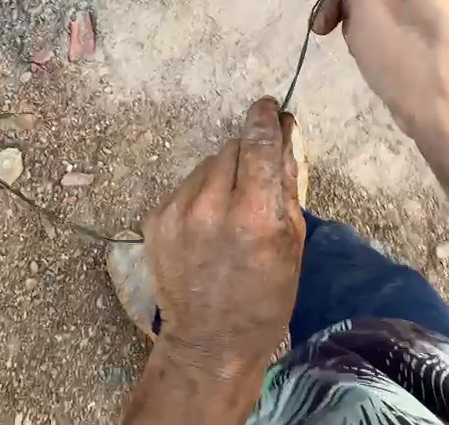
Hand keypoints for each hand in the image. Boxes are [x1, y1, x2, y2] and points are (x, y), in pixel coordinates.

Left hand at [142, 97, 304, 386]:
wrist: (209, 343)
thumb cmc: (265, 297)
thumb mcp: (292, 242)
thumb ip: (287, 181)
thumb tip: (285, 130)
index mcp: (253, 214)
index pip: (258, 142)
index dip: (264, 118)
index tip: (268, 105)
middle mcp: (211, 205)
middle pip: (232, 148)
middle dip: (247, 158)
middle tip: (253, 185)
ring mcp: (178, 211)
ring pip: (208, 164)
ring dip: (222, 176)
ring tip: (228, 213)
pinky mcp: (156, 217)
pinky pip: (186, 185)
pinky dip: (200, 195)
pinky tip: (206, 226)